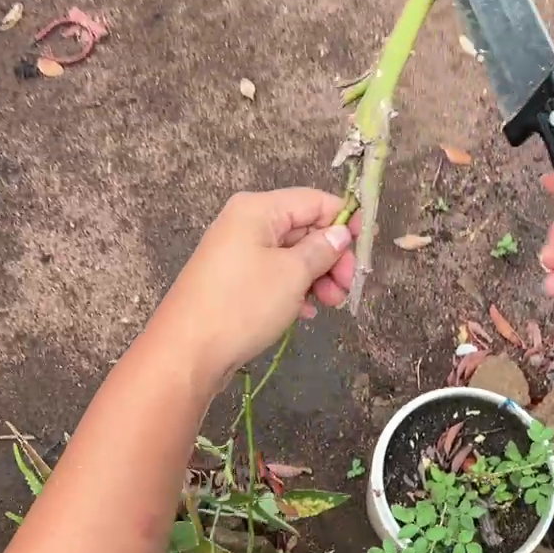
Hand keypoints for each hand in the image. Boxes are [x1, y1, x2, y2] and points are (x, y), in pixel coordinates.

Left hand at [147, 188, 356, 384]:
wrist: (188, 351)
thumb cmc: (242, 305)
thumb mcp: (292, 274)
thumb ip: (321, 249)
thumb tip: (341, 232)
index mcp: (258, 209)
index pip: (315, 201)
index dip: (345, 221)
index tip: (365, 251)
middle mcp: (245, 223)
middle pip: (304, 228)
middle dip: (331, 257)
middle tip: (346, 290)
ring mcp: (237, 253)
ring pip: (291, 255)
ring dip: (316, 277)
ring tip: (329, 305)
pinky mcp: (234, 281)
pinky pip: (274, 275)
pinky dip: (294, 289)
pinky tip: (305, 311)